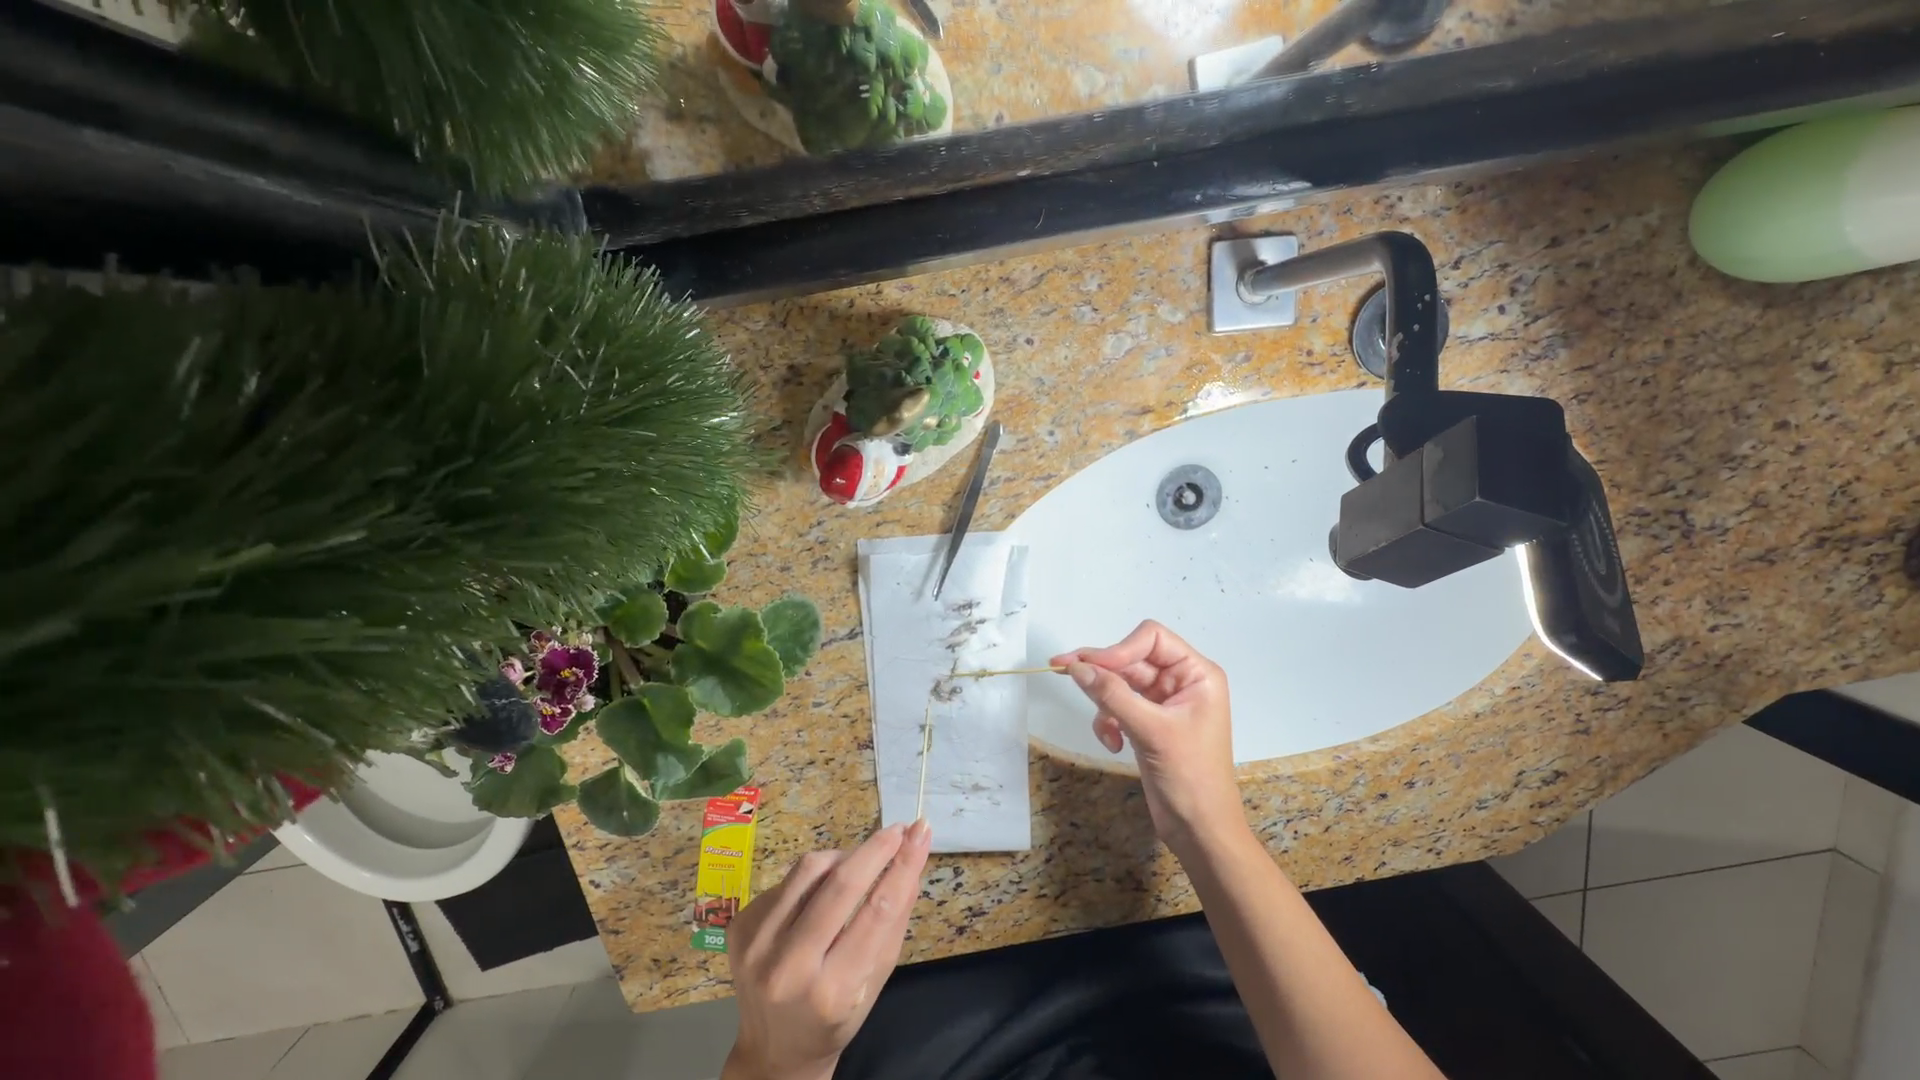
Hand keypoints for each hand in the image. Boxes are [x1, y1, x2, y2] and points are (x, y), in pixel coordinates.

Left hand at [721, 821, 932, 1079]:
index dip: (903, 865)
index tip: (920, 832)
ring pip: (809, 870)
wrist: (773, 1051)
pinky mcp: (739, 925)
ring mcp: (756, 943)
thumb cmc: (835, 1018)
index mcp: (832, 990)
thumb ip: (895, 920)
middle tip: (898, 829)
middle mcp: (788, 966)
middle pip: (840, 884)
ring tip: (861, 863)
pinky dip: (813, 879)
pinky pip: (787, 882)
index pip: (876, 911)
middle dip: (875, 849)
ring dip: (843, 857)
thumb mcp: (875, 980)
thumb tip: (913, 858)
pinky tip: (821, 895)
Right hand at [1053, 621, 1243, 852]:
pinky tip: (1113, 743)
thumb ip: (1113, 696)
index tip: (1090, 667)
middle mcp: (1181, 682)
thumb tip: (1076, 667)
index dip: (1120, 649)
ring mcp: (1163, 704)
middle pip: (1131, 659)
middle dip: (1103, 672)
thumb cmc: (1190, 777)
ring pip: (1119, 684)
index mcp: (1197, 674)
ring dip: (1105, 704)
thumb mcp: (1152, 731)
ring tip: (1105, 729)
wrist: (1200, 830)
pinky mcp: (1148, 724)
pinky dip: (1108, 722)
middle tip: (1060, 668)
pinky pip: (1118, 707)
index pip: (1152, 639)